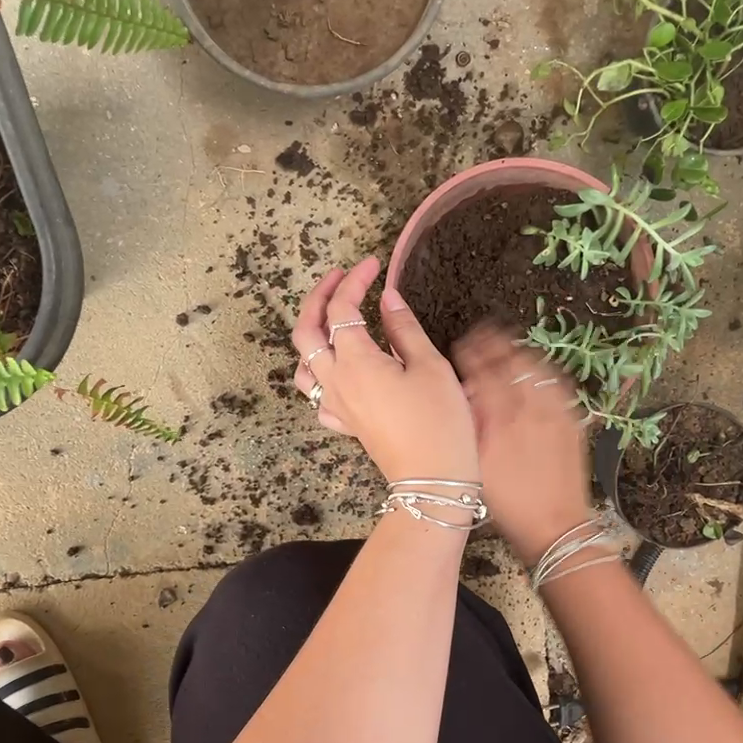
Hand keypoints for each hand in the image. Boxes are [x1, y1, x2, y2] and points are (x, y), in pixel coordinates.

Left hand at [292, 257, 478, 484]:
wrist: (433, 479)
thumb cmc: (439, 422)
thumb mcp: (430, 367)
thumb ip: (404, 328)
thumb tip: (387, 298)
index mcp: (356, 361)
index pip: (342, 308)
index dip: (355, 280)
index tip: (374, 263)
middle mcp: (336, 380)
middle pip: (306, 331)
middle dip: (318, 298)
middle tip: (339, 277)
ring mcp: (336, 405)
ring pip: (303, 364)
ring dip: (311, 336)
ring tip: (331, 320)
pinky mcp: (345, 424)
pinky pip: (318, 396)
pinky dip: (320, 375)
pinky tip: (338, 372)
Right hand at [453, 325, 592, 565]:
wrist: (556, 526)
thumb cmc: (509, 504)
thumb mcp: (477, 466)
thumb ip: (470, 425)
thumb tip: (464, 394)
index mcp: (501, 418)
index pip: (483, 371)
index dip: (471, 353)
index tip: (462, 343)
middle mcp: (530, 409)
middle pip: (511, 362)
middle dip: (495, 344)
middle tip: (483, 334)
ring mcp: (555, 413)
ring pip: (537, 368)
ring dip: (519, 351)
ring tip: (507, 343)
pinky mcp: (572, 422)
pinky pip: (558, 385)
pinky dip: (544, 370)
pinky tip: (536, 369)